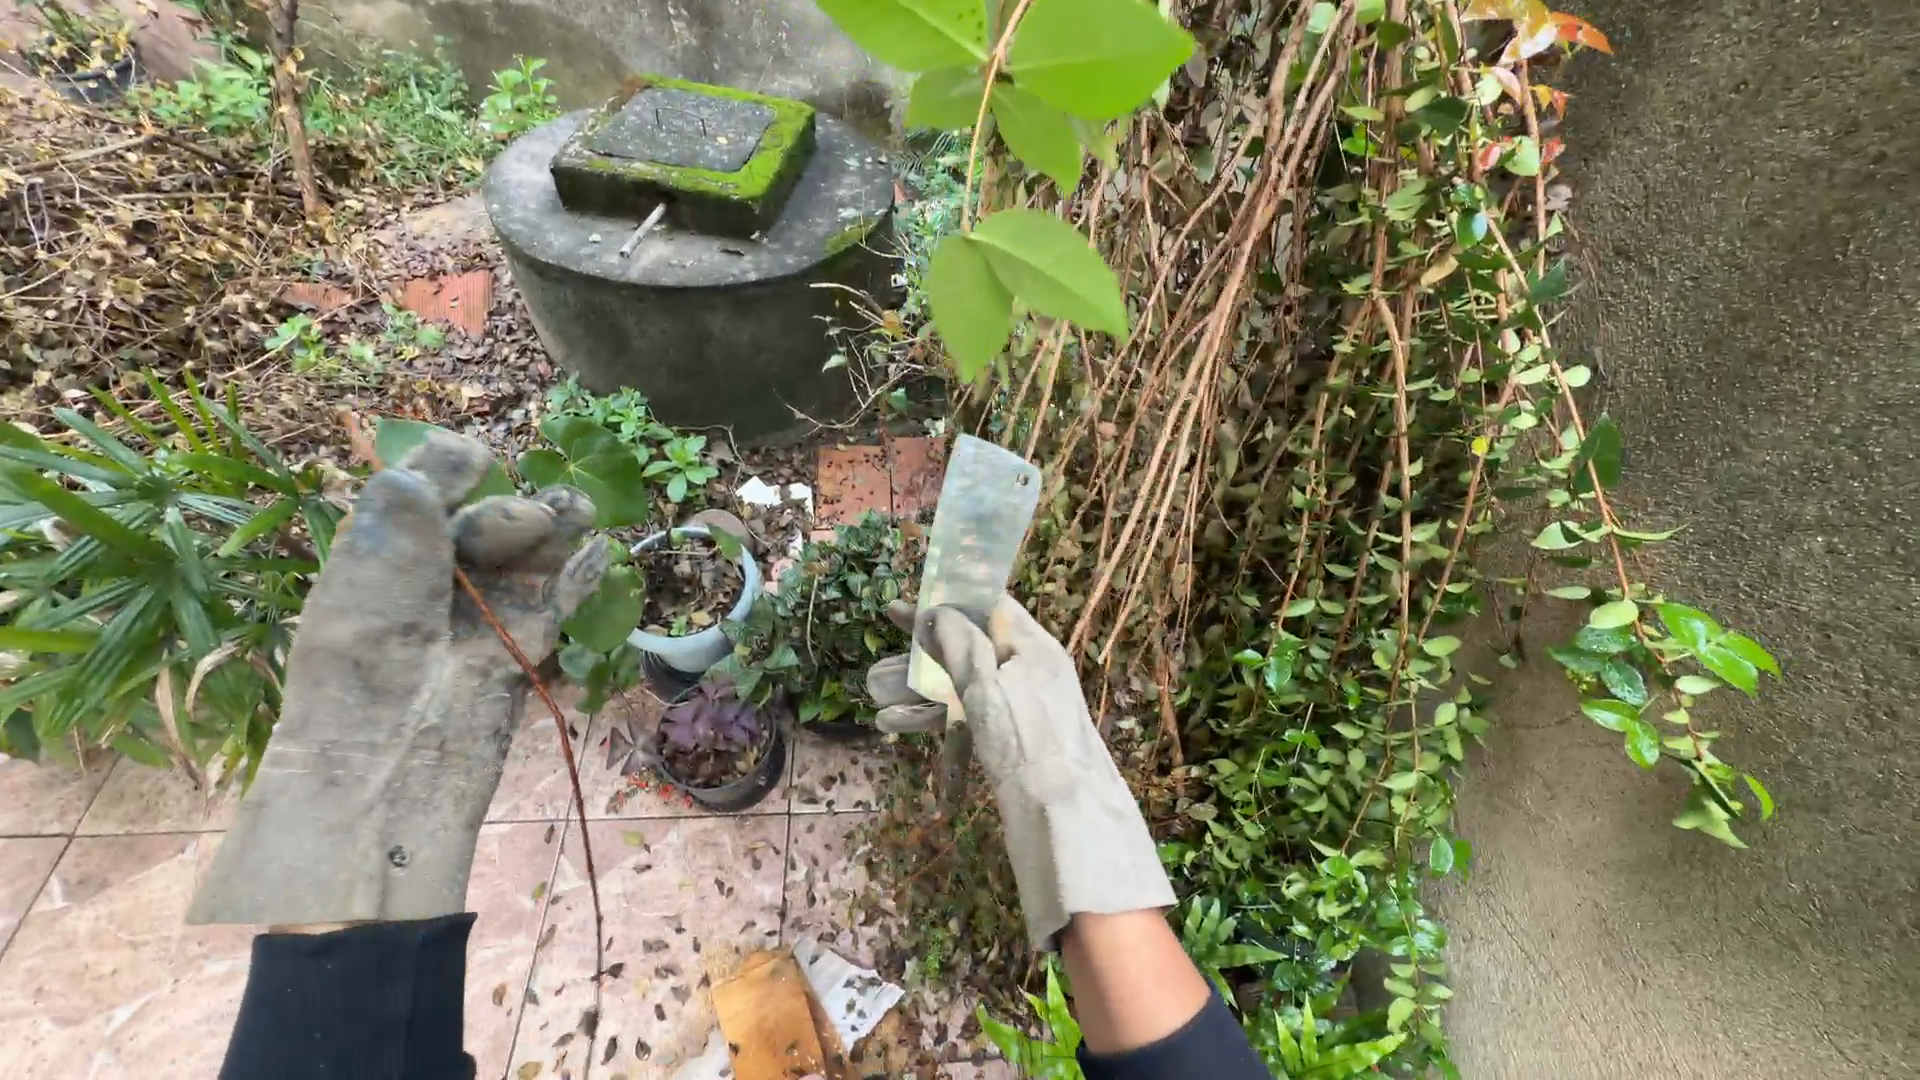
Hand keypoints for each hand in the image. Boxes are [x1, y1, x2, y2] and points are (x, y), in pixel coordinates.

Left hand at [191, 432, 606, 925]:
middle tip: (530, 519)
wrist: (397, 752)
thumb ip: (413, 496)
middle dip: (513, 509)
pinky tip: (602, 550)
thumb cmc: (368, 650)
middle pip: (489, 524)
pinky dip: (585, 574)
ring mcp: (489, 614)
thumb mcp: (374, 560)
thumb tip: (458, 447)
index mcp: (389, 557)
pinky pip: (564, 599)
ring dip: (560, 528)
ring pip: (535, 557)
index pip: (427, 498)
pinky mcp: (530, 643)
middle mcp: (439, 581)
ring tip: (583, 509)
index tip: (477, 454)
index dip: (452, 470)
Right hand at [866, 596, 1173, 949]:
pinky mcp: (1014, 738)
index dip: (943, 602)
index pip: (986, 605)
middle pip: (968, 649)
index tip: (903, 609)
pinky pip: (972, 719)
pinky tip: (904, 731)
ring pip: (964, 688)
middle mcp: (1028, 669)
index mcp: (1031, 645)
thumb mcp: (985, 683)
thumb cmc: (1023, 738)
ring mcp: (1022, 706)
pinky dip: (941, 723)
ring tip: (878, 705)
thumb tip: (937, 612)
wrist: (1064, 817)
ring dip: (921, 695)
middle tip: (880, 665)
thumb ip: (959, 643)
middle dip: (921, 659)